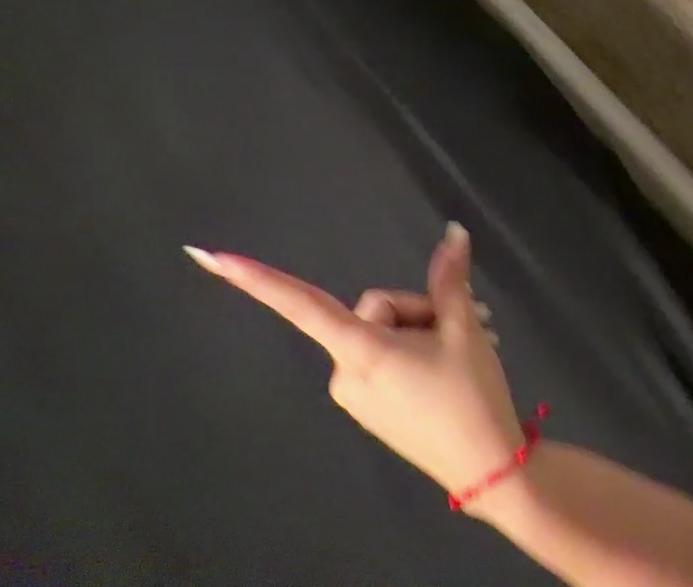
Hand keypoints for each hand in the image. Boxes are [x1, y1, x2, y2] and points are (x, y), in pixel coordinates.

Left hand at [186, 224, 526, 506]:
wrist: (481, 461)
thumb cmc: (470, 391)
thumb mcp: (467, 329)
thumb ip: (452, 280)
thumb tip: (454, 231)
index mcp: (363, 351)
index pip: (304, 307)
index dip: (261, 281)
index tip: (210, 257)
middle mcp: (345, 373)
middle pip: (377, 310)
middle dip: (420, 309)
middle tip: (466, 322)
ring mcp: (354, 394)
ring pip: (384, 334)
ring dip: (424, 330)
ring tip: (469, 345)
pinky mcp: (370, 408)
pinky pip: (384, 360)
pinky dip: (416, 352)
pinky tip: (451, 364)